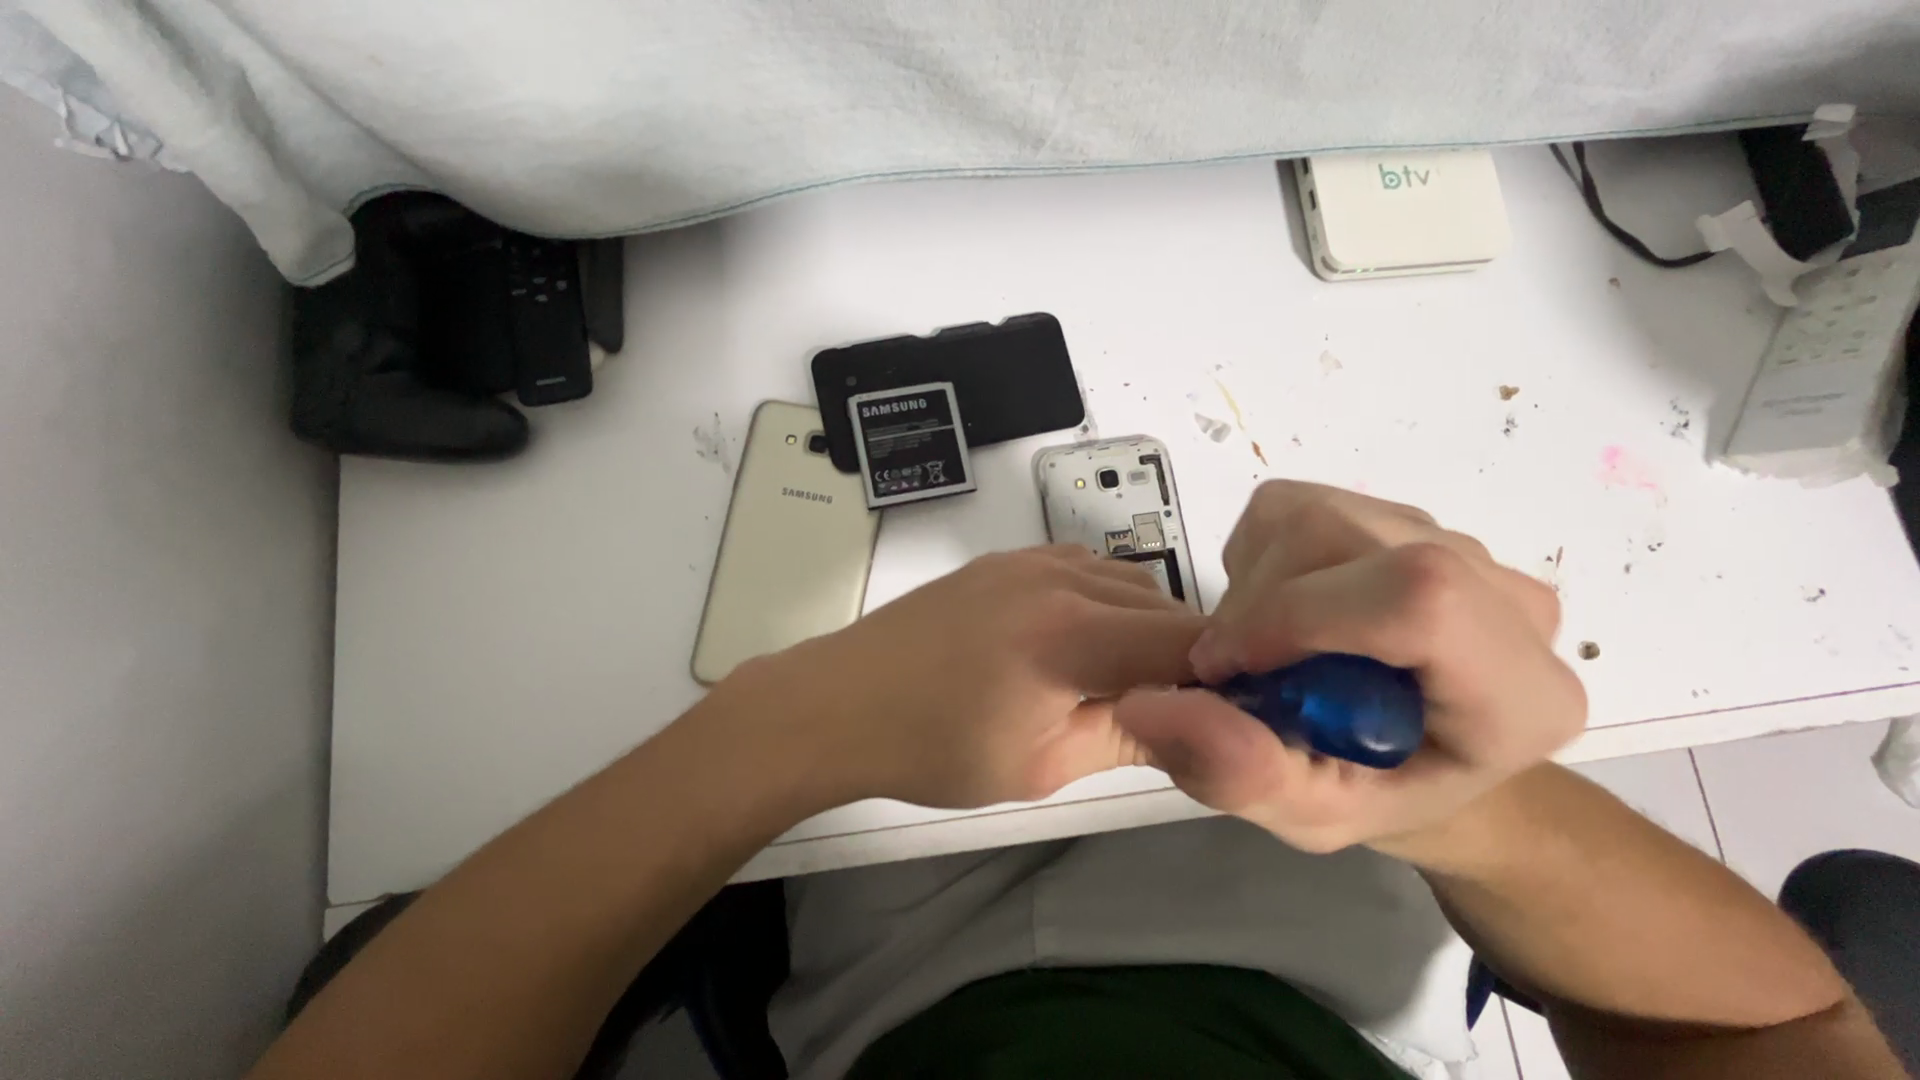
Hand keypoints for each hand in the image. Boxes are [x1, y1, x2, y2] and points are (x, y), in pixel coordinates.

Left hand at [728, 546, 1207, 810]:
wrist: (838, 704)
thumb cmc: (933, 748)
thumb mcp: (1043, 763)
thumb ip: (1128, 734)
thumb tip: (1191, 720)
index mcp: (1073, 632)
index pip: (1189, 641)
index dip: (1225, 676)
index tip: (1235, 713)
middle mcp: (1060, 577)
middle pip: (1164, 605)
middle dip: (1187, 654)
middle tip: (1181, 707)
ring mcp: (1027, 560)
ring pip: (1126, 582)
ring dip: (1146, 625)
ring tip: (1129, 681)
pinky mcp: (1003, 561)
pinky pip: (1084, 570)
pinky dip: (1106, 603)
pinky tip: (1084, 644)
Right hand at [1113, 481, 1584, 859]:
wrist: (1418, 751)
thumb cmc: (1373, 793)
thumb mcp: (1307, 815)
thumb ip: (1238, 772)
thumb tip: (1141, 702)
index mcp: (1517, 694)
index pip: (1418, 598)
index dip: (1295, 617)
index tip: (1227, 670)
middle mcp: (1508, 600)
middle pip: (1345, 539)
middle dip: (1254, 603)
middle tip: (1235, 671)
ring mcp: (1459, 544)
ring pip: (1312, 513)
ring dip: (1251, 582)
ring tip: (1261, 648)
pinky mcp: (1402, 514)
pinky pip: (1297, 506)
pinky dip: (1256, 558)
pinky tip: (1281, 608)